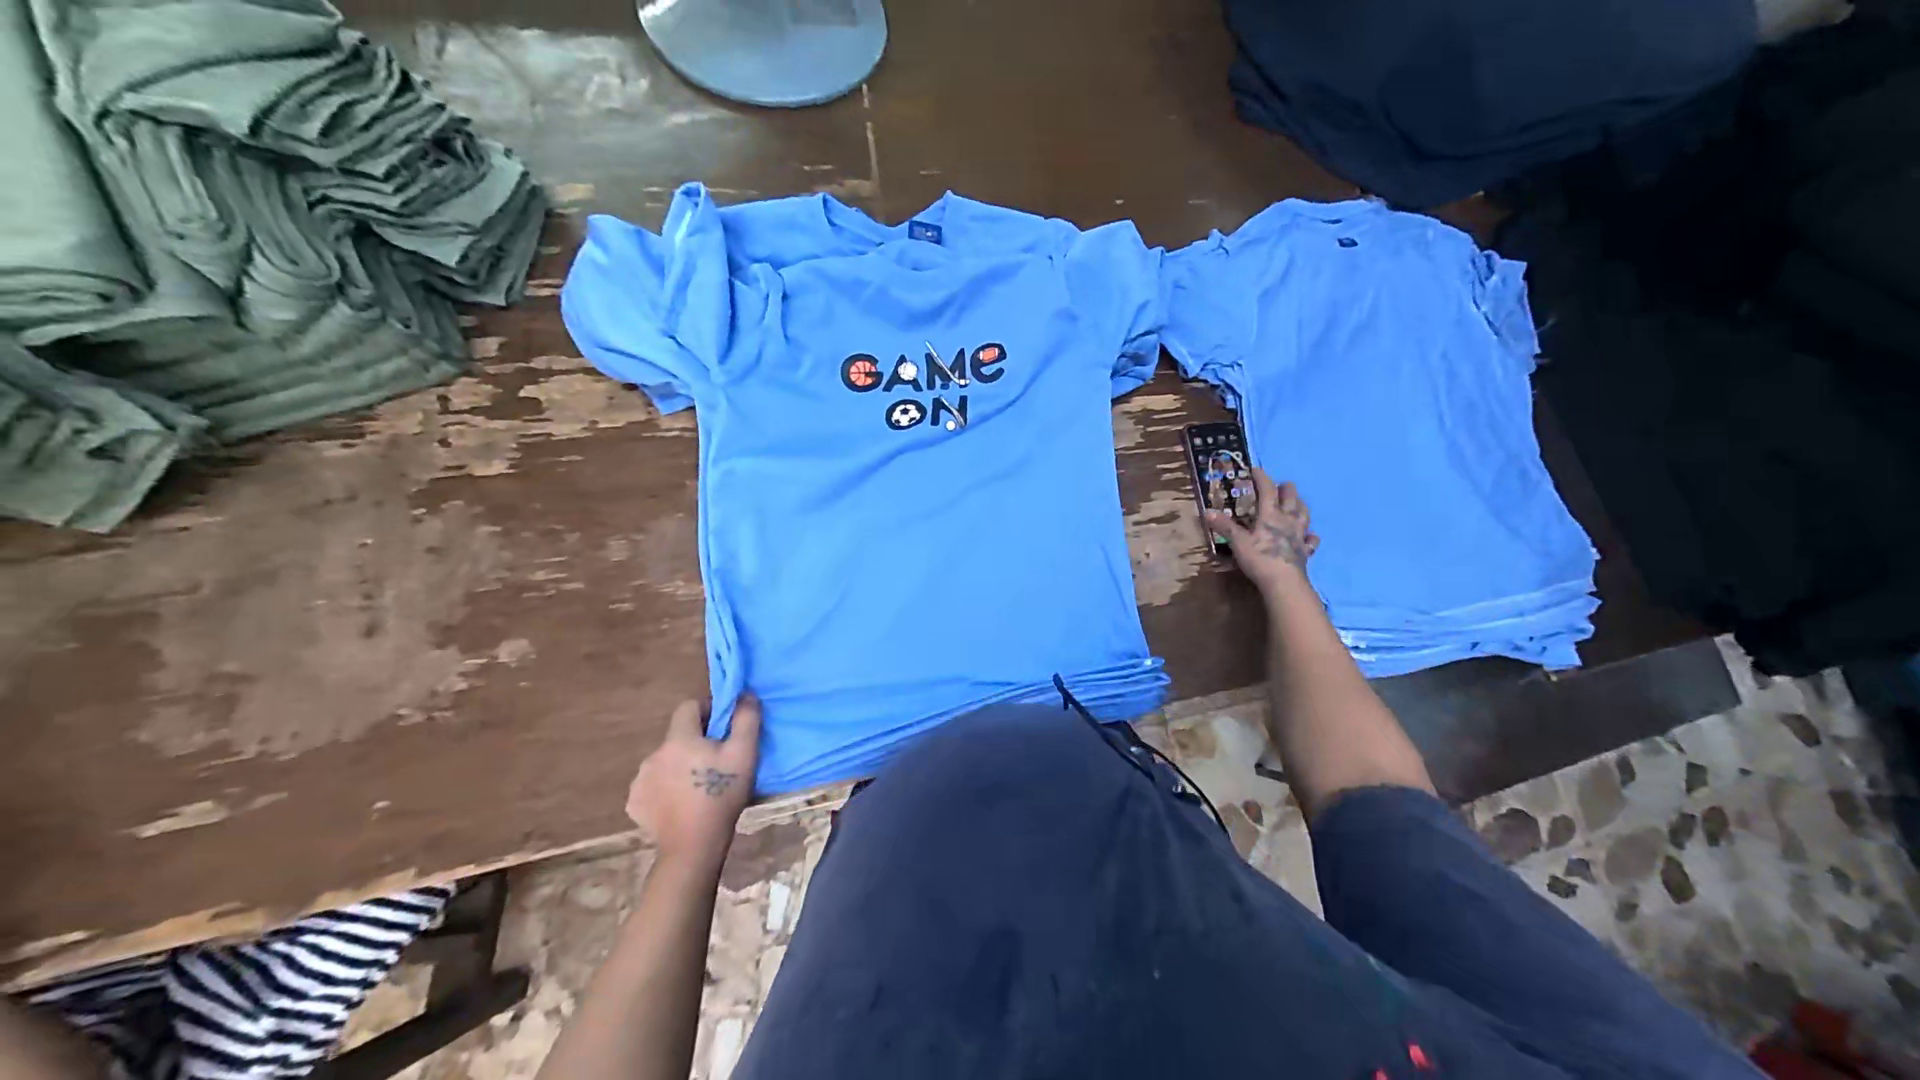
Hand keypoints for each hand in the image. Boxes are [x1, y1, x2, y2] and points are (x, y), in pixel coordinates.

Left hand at [625, 694, 761, 865]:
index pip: (689, 707)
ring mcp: (640, 780)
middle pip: (677, 737)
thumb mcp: (744, 754)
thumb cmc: (722, 795)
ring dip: (679, 767)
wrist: (693, 846)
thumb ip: (746, 719)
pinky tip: (679, 804)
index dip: (707, 711)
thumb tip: (744, 695)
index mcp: (679, 738)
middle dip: (695, 744)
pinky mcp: (635, 803)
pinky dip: (665, 789)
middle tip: (715, 765)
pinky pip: (652, 785)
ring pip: (664, 762)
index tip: (722, 730)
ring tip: (697, 788)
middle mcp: (654, 754)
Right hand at [1204, 467, 1319, 599]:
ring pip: (1304, 514)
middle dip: (1286, 489)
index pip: (1267, 491)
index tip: (1255, 469)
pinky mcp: (1305, 551)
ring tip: (1297, 502)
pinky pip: (1311, 540)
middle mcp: (1288, 521)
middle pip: (1291, 499)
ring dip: (1300, 506)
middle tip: (1282, 485)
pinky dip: (1310, 535)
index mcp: (1271, 516)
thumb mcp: (1237, 542)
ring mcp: (1299, 536)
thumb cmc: (1260, 559)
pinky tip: (1309, 535)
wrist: (1284, 582)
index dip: (1262, 478)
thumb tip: (1207, 511)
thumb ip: (1224, 526)